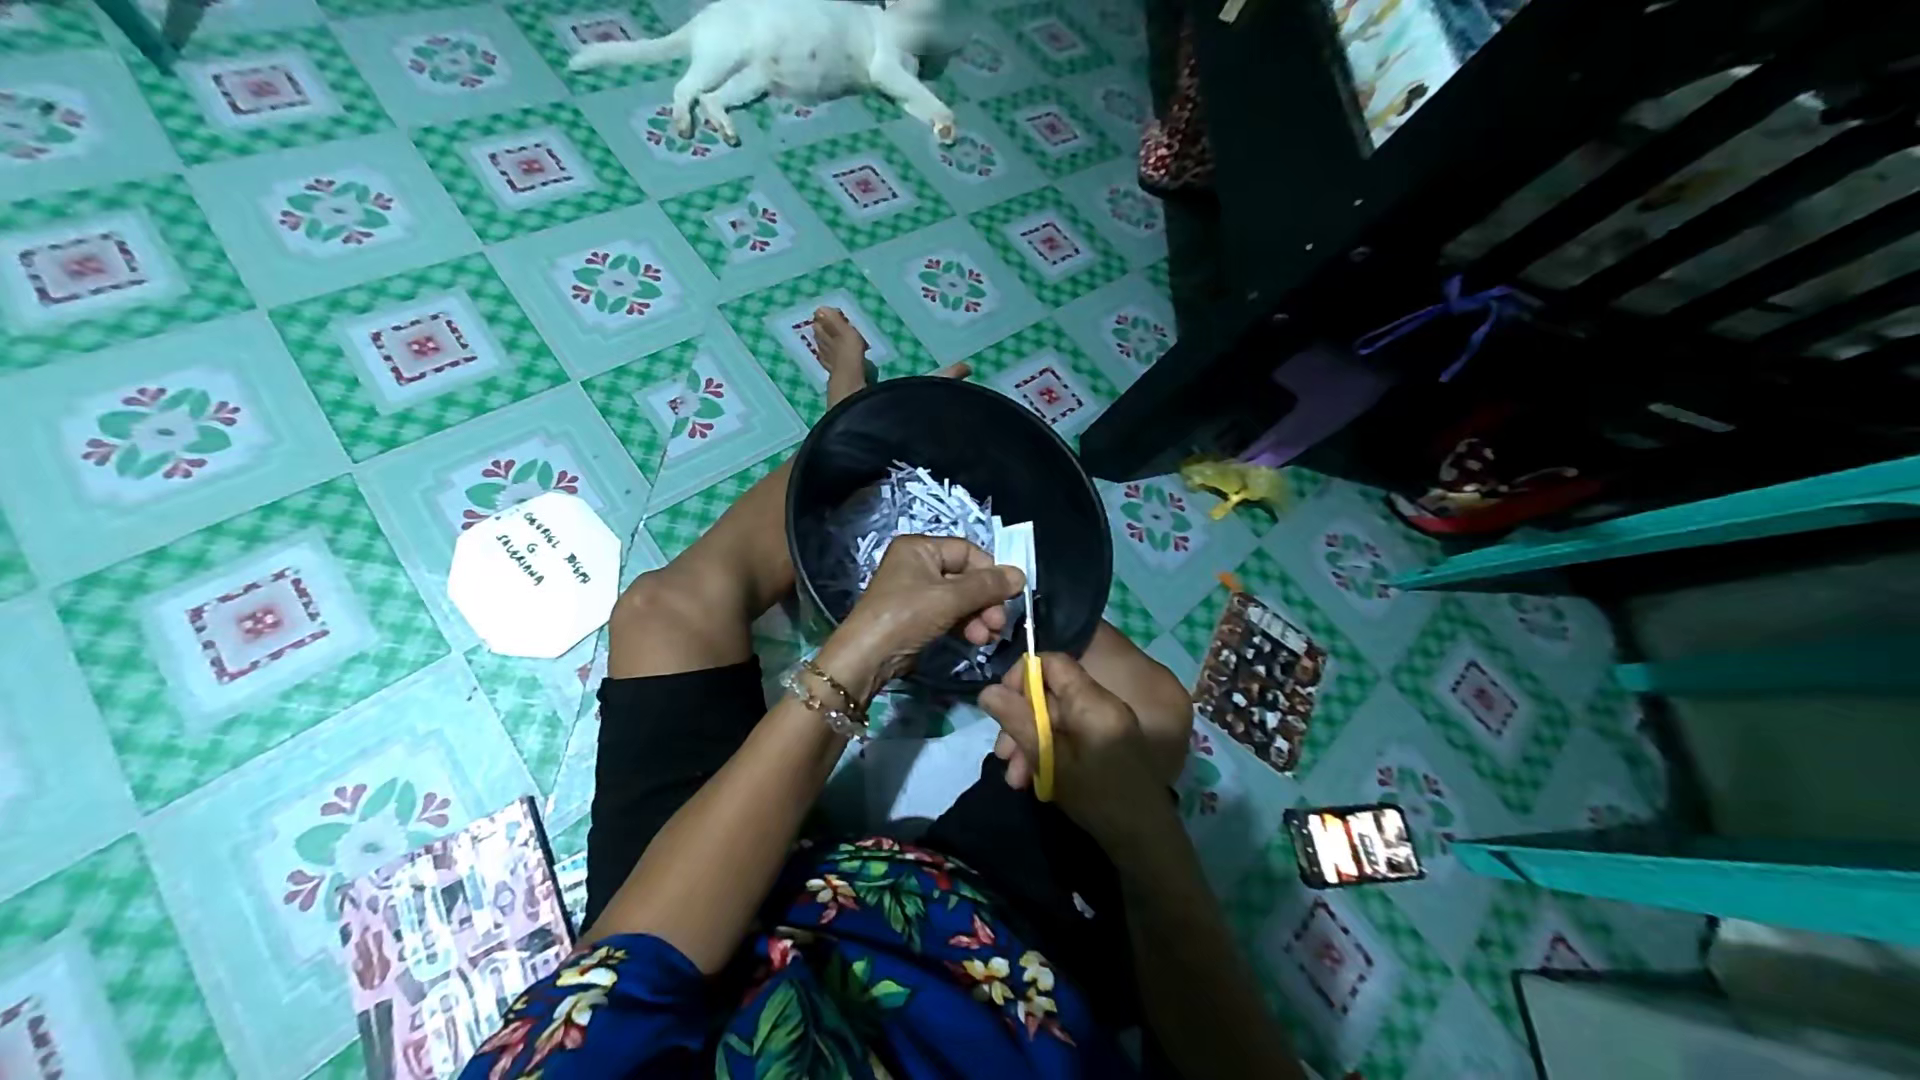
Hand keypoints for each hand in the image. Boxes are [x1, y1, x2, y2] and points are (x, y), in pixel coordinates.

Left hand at [819, 535, 1024, 699]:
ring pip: (961, 598)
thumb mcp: (949, 598)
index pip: (968, 551)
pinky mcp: (918, 617)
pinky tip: (976, 640)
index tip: (1009, 596)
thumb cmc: (906, 616)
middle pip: (966, 576)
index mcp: (920, 548)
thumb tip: (1021, 575)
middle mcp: (918, 564)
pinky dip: (966, 625)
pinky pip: (951, 614)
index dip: (990, 572)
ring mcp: (918, 592)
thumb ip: (987, 586)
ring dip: (979, 617)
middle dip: (986, 601)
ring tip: (988, 637)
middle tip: (999, 624)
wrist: (867, 658)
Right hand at [979, 653, 1168, 844]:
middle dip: (1022, 719)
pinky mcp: (1108, 741)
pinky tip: (1035, 777)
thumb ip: (1018, 721)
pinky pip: (1072, 732)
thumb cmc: (1096, 797)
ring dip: (1032, 740)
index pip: (1053, 662)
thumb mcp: (1049, 759)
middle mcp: (1102, 703)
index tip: (1004, 704)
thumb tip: (988, 691)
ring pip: (1058, 717)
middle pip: (1051, 693)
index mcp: (1092, 700)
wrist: (1144, 839)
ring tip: (1015, 776)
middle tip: (1003, 754)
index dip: (1023, 676)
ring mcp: (1108, 723)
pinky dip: (1051, 749)